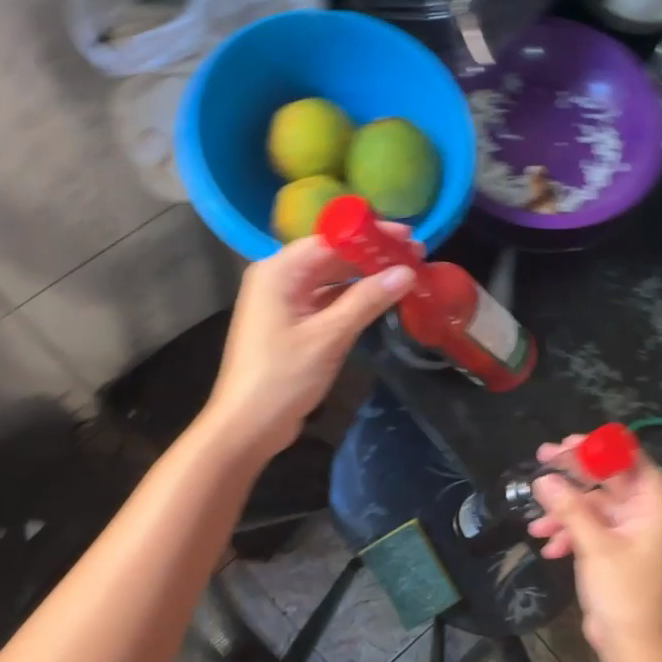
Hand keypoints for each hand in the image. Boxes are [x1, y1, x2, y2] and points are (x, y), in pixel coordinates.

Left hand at [203, 230, 417, 457]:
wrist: (247, 426)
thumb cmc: (282, 377)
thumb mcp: (329, 337)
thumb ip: (367, 301)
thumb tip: (406, 272)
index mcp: (278, 271)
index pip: (330, 239)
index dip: (371, 236)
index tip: (408, 237)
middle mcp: (278, 280)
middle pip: (330, 258)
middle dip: (370, 258)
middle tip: (414, 257)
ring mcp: (284, 305)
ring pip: (329, 282)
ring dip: (364, 280)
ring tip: (404, 276)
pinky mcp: (291, 328)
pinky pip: (325, 304)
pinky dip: (351, 302)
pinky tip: (380, 302)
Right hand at [528, 439, 661, 658]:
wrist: (631, 644)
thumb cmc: (624, 592)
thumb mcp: (595, 546)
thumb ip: (569, 509)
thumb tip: (544, 478)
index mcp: (654, 508)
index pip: (632, 462)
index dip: (602, 449)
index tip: (570, 443)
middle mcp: (645, 516)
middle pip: (608, 482)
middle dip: (574, 477)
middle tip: (543, 461)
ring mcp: (629, 536)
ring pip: (593, 509)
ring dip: (564, 513)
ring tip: (535, 522)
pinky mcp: (614, 554)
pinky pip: (590, 532)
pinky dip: (569, 535)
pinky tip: (548, 547)